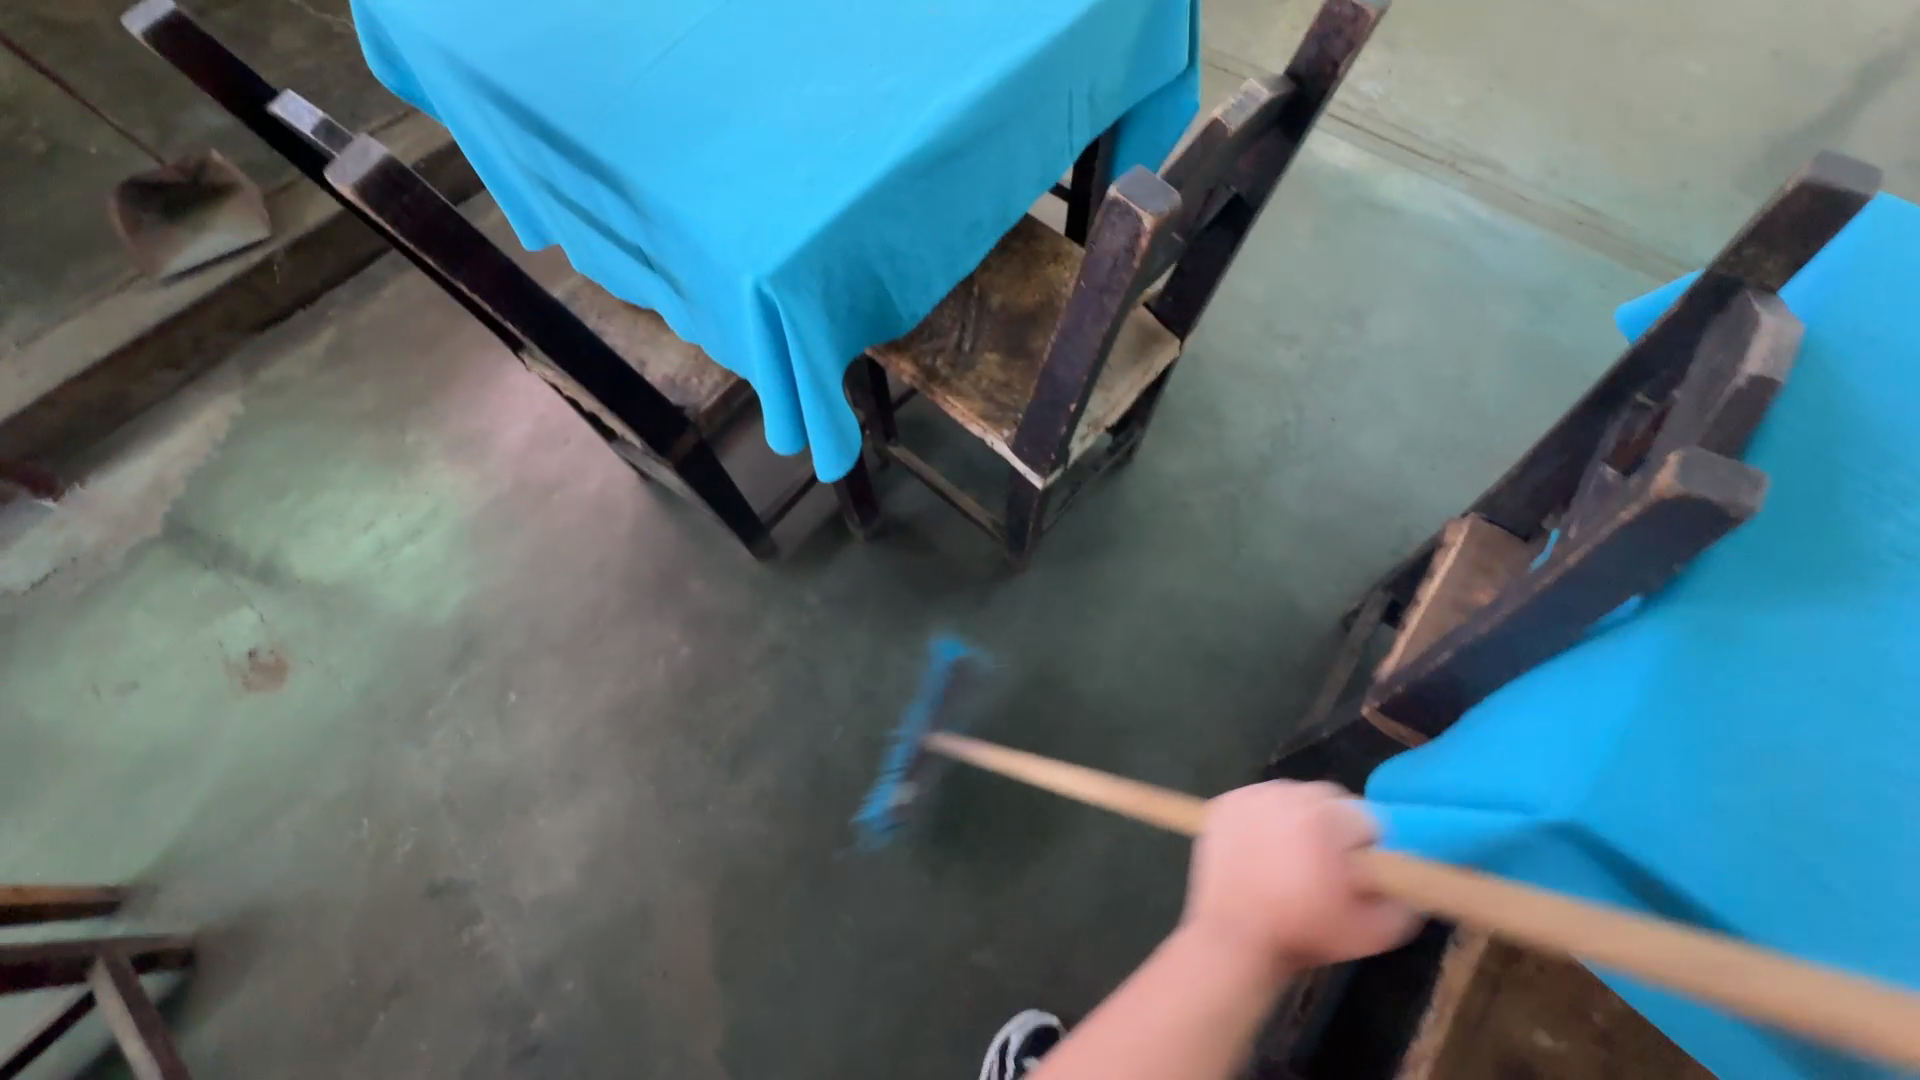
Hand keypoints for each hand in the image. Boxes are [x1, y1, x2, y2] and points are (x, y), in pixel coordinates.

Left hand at [1181, 781, 1418, 971]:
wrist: (1235, 937)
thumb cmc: (1305, 934)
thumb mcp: (1375, 931)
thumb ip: (1406, 899)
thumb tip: (1411, 876)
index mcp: (1326, 820)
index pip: (1367, 818)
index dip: (1368, 847)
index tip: (1358, 870)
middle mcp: (1287, 796)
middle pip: (1330, 799)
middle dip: (1336, 827)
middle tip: (1327, 861)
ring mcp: (1251, 796)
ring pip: (1293, 797)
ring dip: (1301, 819)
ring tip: (1292, 855)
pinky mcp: (1225, 803)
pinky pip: (1260, 801)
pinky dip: (1267, 817)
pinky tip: (1264, 846)